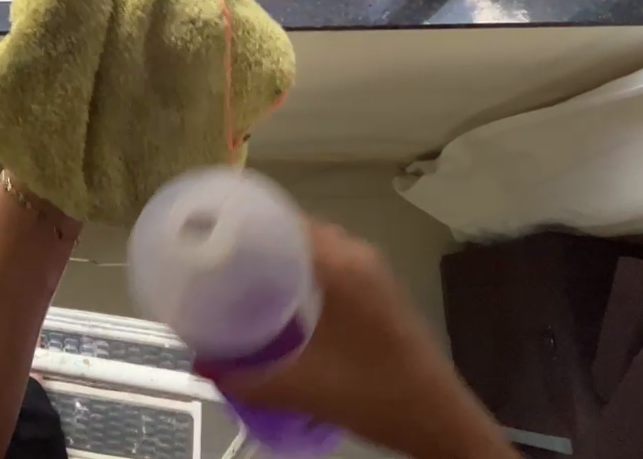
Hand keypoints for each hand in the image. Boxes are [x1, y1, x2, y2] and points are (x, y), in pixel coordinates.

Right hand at [203, 223, 515, 458]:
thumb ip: (246, 378)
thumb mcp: (302, 388)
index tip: (210, 229)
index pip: (281, 219)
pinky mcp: (383, 286)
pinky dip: (307, 262)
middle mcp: (356, 254)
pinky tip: (288, 291)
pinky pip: (335, 256)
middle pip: (297, 226)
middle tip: (221, 253)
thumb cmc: (372, 393)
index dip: (243, 219)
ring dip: (285, 249)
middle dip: (259, 235)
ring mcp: (374, 268)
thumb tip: (200, 365)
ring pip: (317, 241)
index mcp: (338, 264)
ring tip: (248, 270)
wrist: (442, 424)